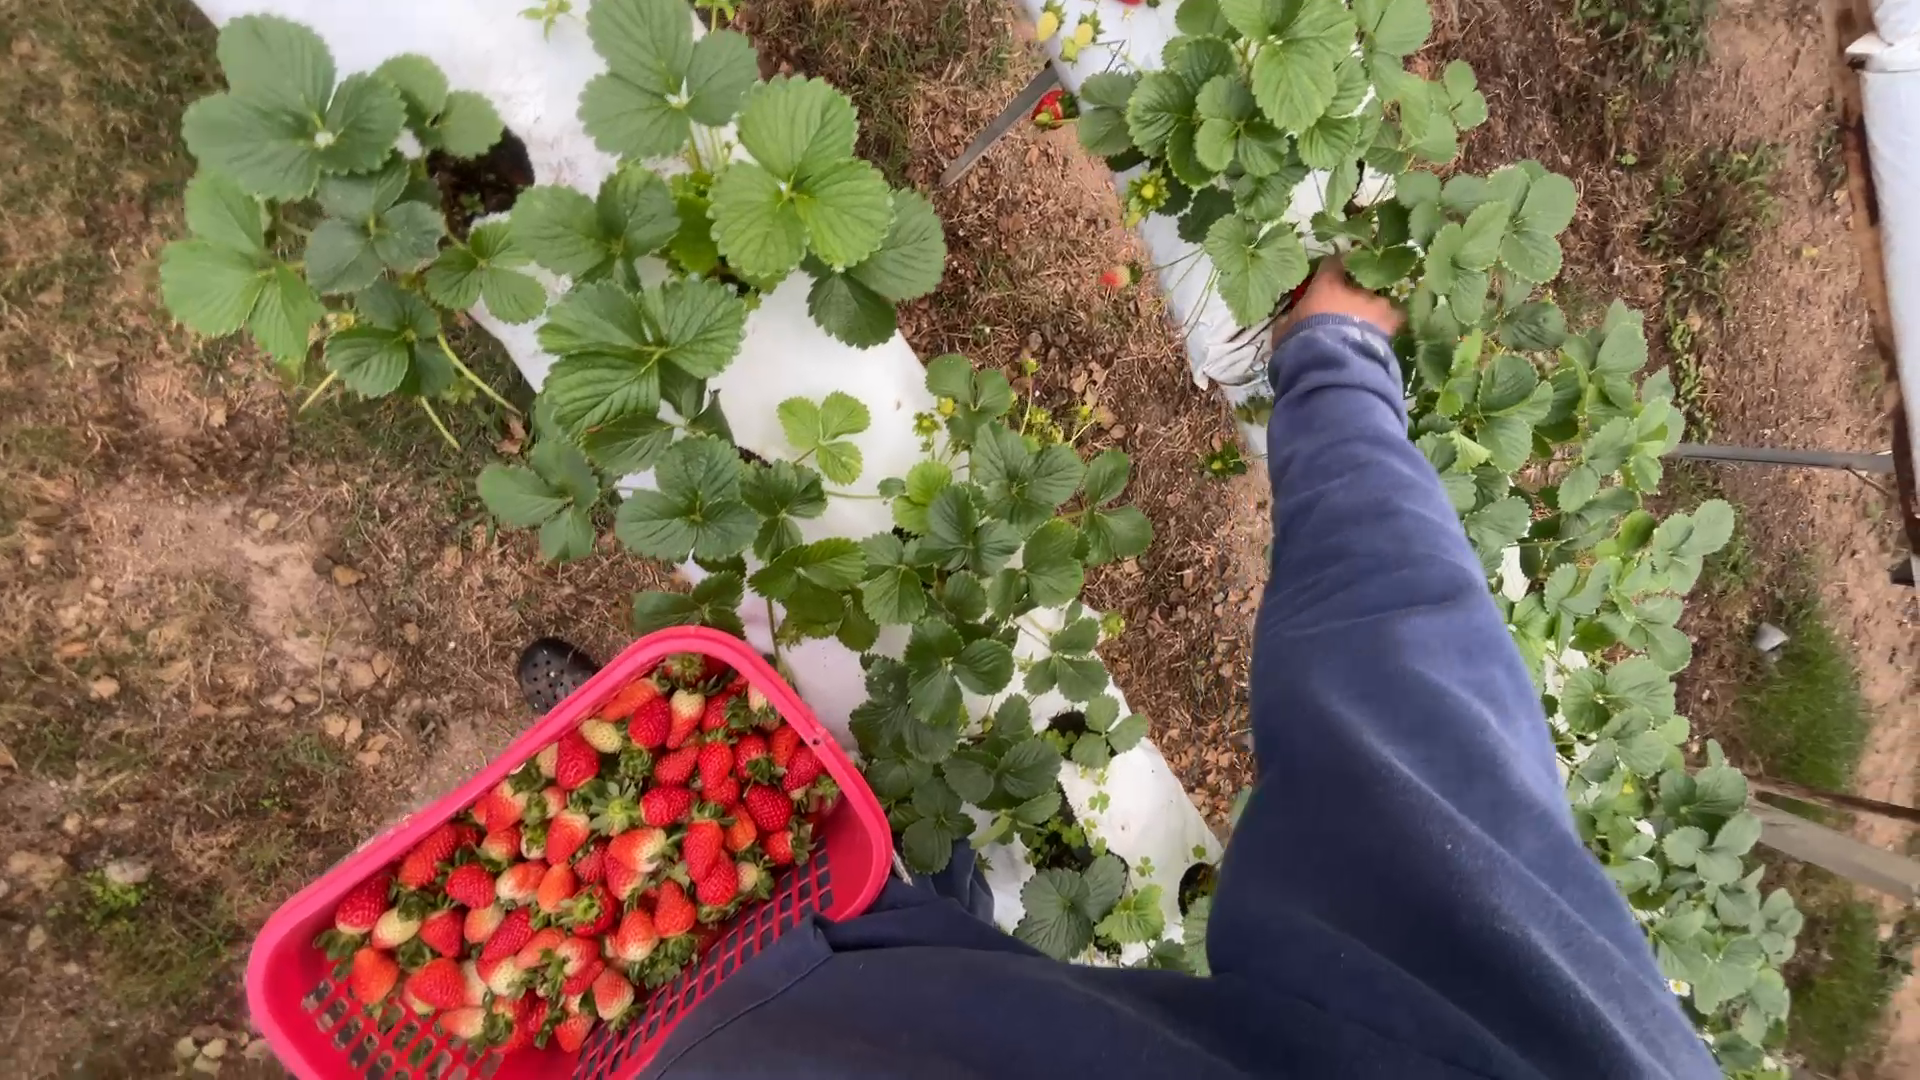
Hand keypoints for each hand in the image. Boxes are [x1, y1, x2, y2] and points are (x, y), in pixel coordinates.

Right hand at [1274, 256, 1402, 343]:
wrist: (1329, 363)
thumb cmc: (1300, 344)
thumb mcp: (1283, 333)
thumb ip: (1289, 323)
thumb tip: (1288, 322)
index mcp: (1326, 286)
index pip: (1332, 264)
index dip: (1331, 269)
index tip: (1329, 274)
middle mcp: (1355, 289)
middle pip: (1357, 283)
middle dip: (1351, 295)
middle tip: (1343, 313)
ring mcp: (1376, 304)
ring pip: (1375, 302)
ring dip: (1369, 312)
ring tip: (1362, 330)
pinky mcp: (1391, 322)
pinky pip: (1393, 319)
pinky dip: (1386, 325)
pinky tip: (1378, 337)